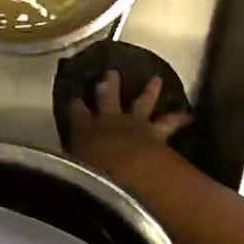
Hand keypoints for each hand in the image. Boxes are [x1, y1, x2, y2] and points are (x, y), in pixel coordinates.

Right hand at [68, 70, 191, 167]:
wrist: (124, 169)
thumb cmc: (91, 172)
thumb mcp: (73, 168)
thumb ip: (71, 165)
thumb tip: (54, 172)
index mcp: (84, 129)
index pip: (77, 112)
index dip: (76, 104)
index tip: (75, 96)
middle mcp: (110, 121)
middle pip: (108, 97)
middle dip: (109, 84)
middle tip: (112, 72)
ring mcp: (135, 123)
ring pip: (142, 103)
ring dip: (149, 91)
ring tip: (156, 80)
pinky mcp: (156, 133)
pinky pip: (170, 123)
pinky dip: (180, 119)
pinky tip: (189, 115)